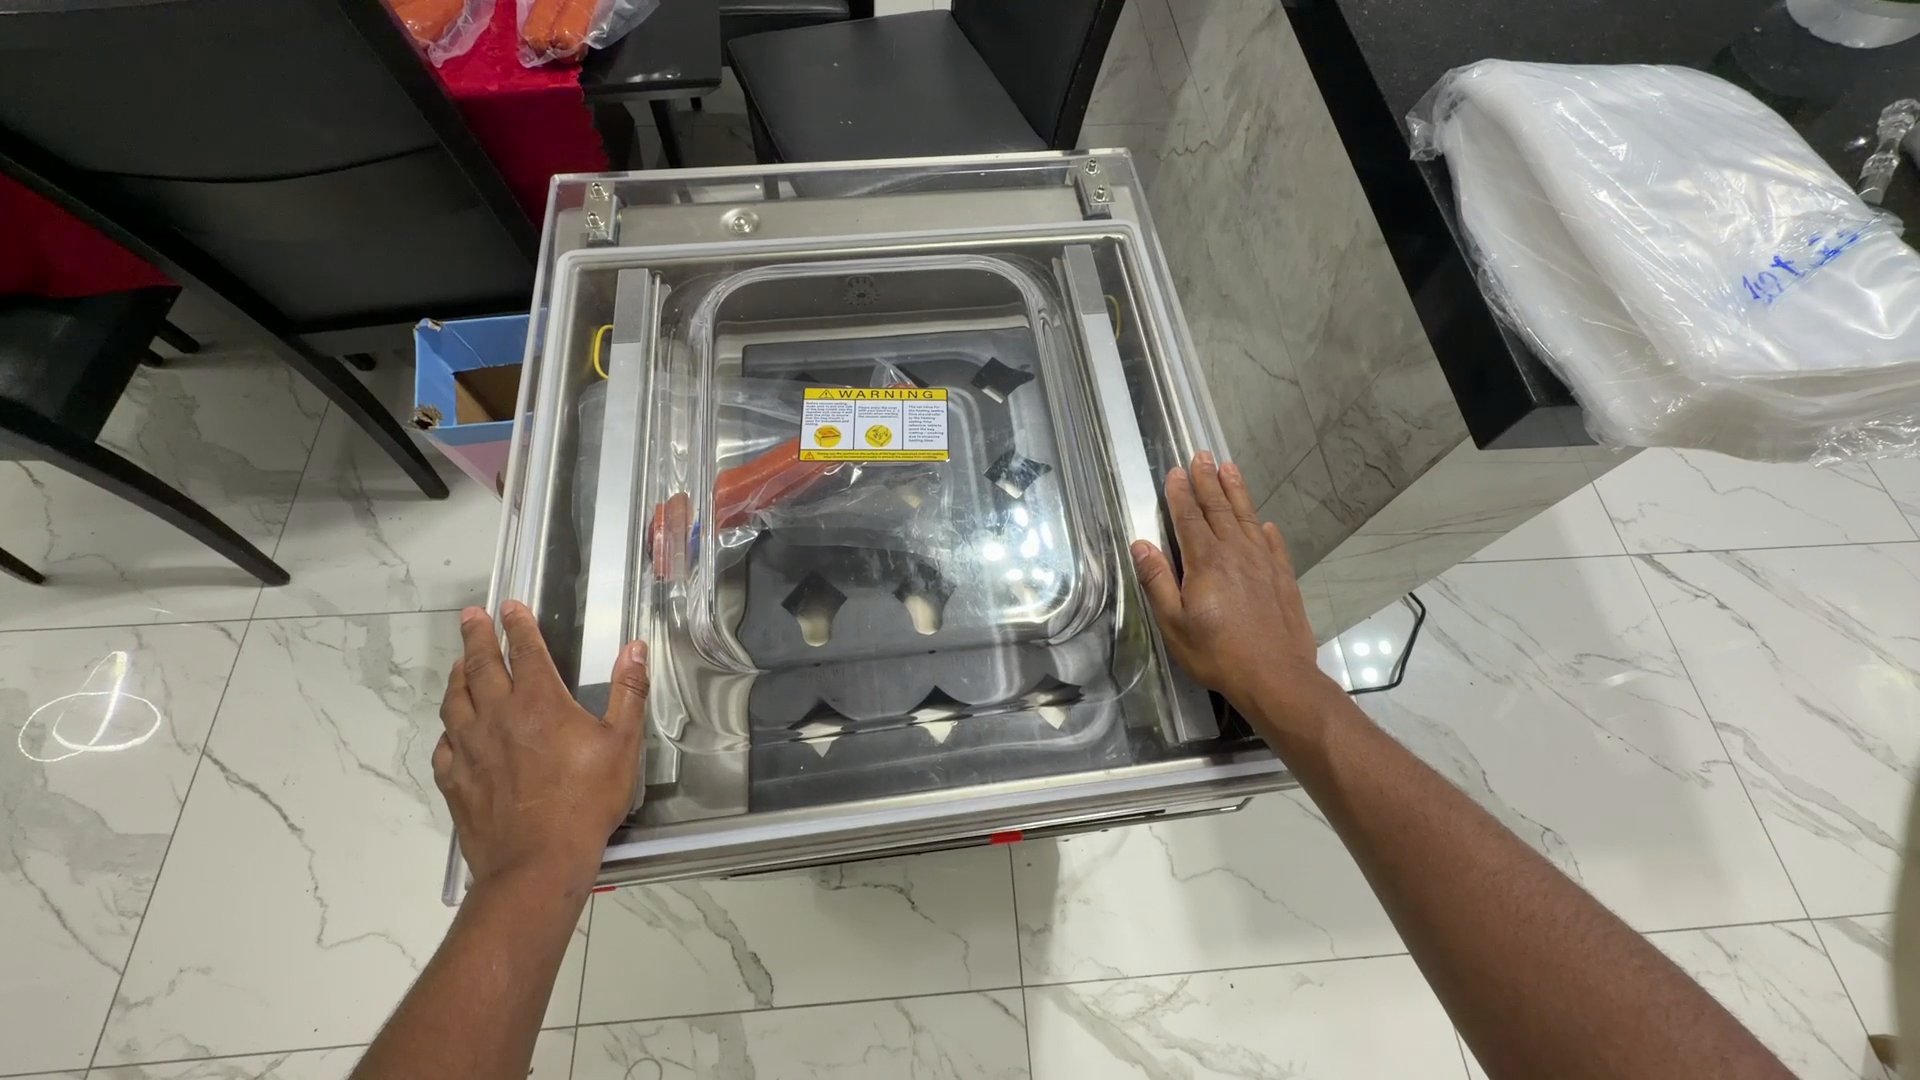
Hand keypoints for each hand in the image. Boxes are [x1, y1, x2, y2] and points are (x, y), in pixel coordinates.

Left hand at [435, 601, 648, 895]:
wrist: (537, 861)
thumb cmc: (586, 799)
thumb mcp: (622, 743)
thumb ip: (628, 692)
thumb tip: (635, 649)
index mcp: (538, 702)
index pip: (524, 650)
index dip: (518, 625)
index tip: (510, 605)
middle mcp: (496, 716)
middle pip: (479, 666)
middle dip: (476, 636)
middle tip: (471, 616)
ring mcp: (469, 748)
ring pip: (454, 700)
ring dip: (456, 675)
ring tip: (458, 662)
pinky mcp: (455, 779)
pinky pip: (444, 742)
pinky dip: (449, 726)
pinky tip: (454, 728)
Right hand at [1131, 453, 1343, 739]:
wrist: (1275, 675)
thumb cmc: (1216, 651)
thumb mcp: (1173, 622)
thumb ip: (1157, 580)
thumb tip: (1140, 544)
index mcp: (1205, 561)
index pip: (1188, 518)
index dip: (1180, 493)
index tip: (1175, 471)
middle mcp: (1235, 553)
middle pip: (1218, 509)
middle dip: (1208, 481)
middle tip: (1203, 456)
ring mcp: (1263, 563)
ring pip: (1246, 518)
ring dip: (1235, 492)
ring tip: (1229, 469)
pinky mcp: (1282, 578)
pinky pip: (1272, 544)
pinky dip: (1263, 529)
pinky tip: (1262, 523)